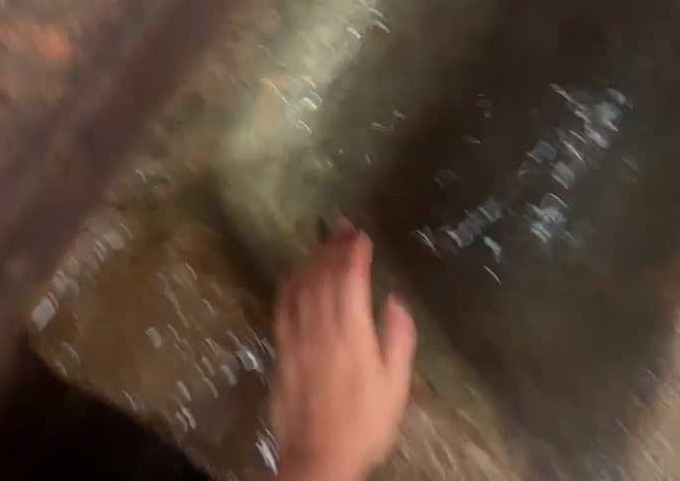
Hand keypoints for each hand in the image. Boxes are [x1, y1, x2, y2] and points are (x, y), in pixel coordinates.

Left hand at [270, 220, 416, 480]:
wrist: (317, 459)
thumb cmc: (364, 422)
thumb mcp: (395, 384)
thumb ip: (398, 338)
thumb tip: (395, 299)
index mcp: (352, 331)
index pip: (350, 277)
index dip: (355, 250)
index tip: (362, 231)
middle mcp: (322, 326)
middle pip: (325, 274)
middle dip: (334, 244)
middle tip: (342, 221)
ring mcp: (298, 336)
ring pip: (304, 285)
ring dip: (313, 257)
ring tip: (323, 236)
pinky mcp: (281, 350)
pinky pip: (282, 307)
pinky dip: (288, 283)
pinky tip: (292, 269)